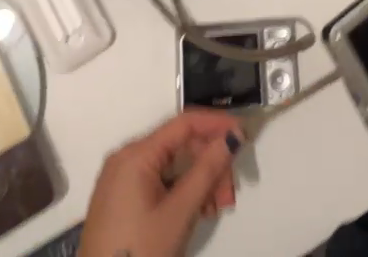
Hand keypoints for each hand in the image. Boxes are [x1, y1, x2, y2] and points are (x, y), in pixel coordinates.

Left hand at [79, 109, 243, 256]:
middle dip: (210, 164)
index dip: (217, 124)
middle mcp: (127, 158)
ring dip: (199, 181)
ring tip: (216, 209)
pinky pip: (159, 181)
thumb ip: (207, 170)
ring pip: (172, 166)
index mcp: (136, 154)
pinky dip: (182, 191)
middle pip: (180, 146)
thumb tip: (231, 136)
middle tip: (230, 194)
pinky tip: (198, 211)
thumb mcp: (179, 212)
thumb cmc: (140, 251)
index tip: (245, 136)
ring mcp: (122, 179)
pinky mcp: (122, 199)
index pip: (184, 123)